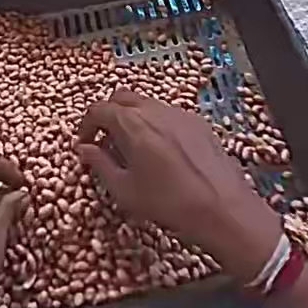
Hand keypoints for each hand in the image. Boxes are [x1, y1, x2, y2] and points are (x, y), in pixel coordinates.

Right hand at [77, 91, 281, 277]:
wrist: (223, 209)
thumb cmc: (168, 203)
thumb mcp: (124, 190)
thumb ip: (100, 164)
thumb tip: (85, 149)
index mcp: (132, 123)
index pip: (98, 110)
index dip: (86, 125)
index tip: (84, 144)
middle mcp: (155, 110)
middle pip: (121, 98)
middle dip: (107, 115)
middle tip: (104, 140)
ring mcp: (179, 114)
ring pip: (146, 104)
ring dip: (131, 118)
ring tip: (131, 148)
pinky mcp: (199, 123)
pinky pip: (168, 114)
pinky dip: (154, 123)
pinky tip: (160, 151)